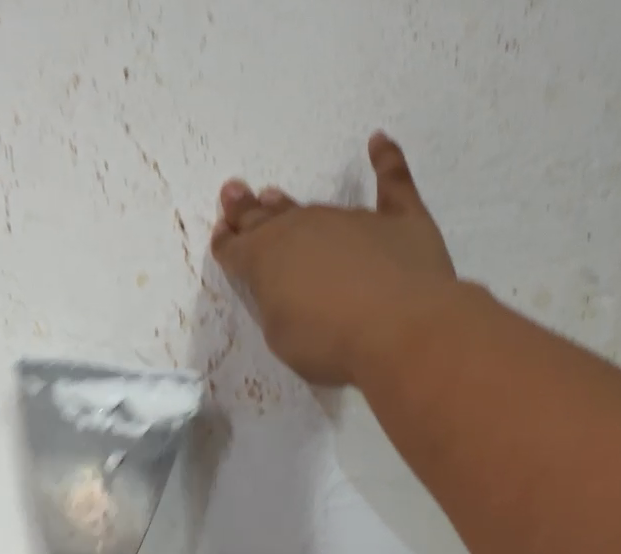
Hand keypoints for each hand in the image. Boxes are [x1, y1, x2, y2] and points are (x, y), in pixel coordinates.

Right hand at [210, 132, 459, 385]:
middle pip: (266, 219)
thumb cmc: (330, 343)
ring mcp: (350, 221)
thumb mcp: (282, 338)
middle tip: (234, 194)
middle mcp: (302, 230)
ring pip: (312, 206)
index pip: (236, 249)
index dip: (226, 242)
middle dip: (246, 210)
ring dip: (289, 202)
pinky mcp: (399, 219)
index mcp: (265, 261)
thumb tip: (287, 292)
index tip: (221, 233)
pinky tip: (380, 142)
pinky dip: (387, 159)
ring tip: (273, 193)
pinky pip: (392, 180)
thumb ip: (278, 308)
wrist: (398, 329)